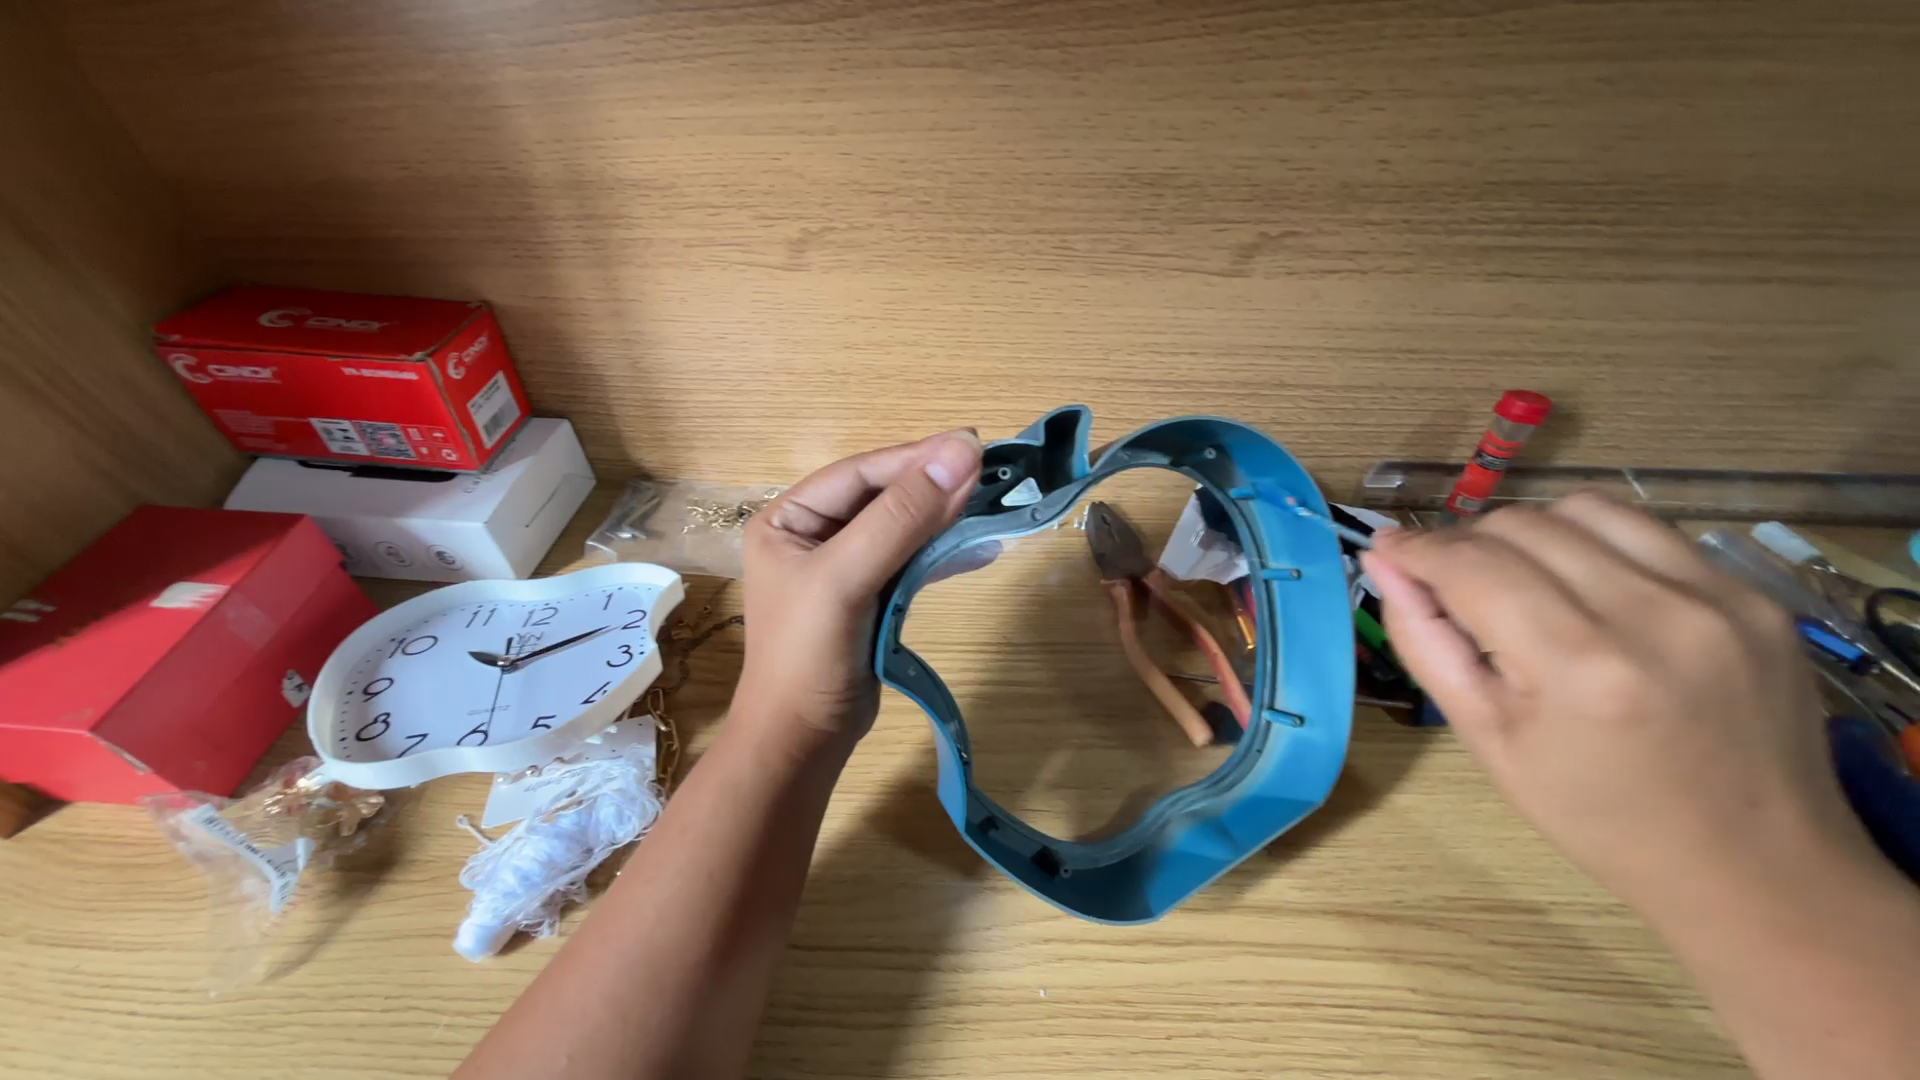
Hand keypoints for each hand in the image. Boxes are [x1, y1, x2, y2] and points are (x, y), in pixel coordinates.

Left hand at [735, 429, 982, 747]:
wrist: (803, 741)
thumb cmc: (808, 655)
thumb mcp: (847, 578)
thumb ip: (902, 517)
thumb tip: (963, 451)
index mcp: (790, 518)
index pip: (861, 474)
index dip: (916, 458)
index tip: (974, 444)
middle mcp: (815, 534)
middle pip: (885, 496)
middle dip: (935, 484)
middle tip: (993, 468)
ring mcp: (845, 566)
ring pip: (903, 527)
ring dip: (944, 517)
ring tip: (991, 502)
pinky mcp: (871, 596)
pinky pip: (912, 562)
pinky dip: (943, 555)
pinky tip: (979, 548)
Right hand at [1360, 494, 1879, 920]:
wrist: (1756, 866)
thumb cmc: (1595, 813)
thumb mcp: (1484, 736)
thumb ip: (1424, 640)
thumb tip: (1383, 564)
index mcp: (1578, 666)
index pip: (1470, 565)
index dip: (1414, 547)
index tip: (1385, 548)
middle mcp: (1652, 614)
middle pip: (1519, 526)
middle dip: (1463, 543)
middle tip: (1448, 583)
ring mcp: (1715, 597)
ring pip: (1579, 509)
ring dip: (1526, 533)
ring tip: (1516, 580)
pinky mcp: (1751, 594)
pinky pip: (1644, 529)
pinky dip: (1589, 541)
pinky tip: (1582, 586)